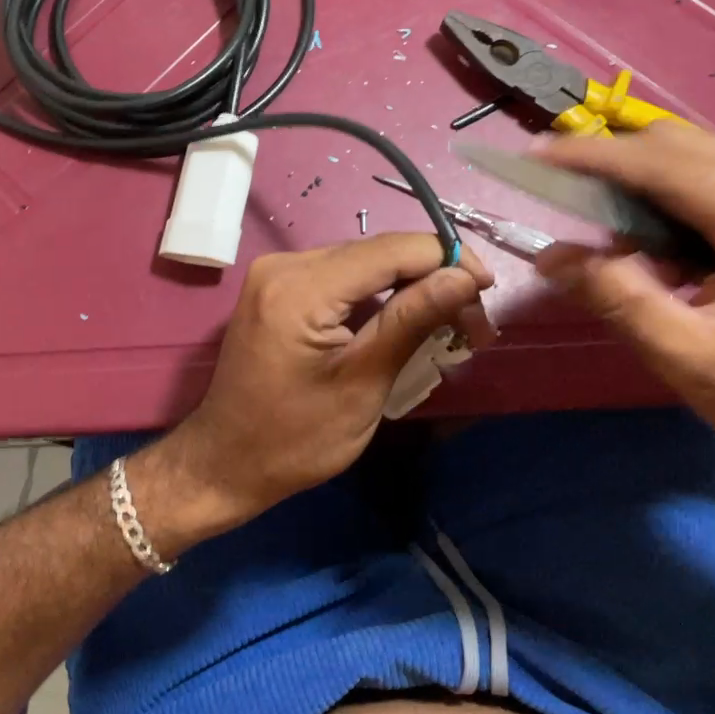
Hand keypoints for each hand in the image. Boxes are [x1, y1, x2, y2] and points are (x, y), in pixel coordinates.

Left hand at [155, 234, 494, 528]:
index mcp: (299, 288)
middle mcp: (284, 265)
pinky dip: (378, 298)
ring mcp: (277, 274)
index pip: (391, 250)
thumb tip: (464, 277)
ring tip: (453, 328)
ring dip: (410, 289)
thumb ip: (412, 322)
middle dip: (433, 279)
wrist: (225, 463)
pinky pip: (341, 279)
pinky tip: (409, 323)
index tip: (489, 291)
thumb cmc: (294, 440)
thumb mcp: (363, 384)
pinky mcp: (278, 289)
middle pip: (378, 253)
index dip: (447, 260)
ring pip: (364, 264)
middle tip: (475, 324)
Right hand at [530, 124, 714, 474]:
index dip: (598, 157)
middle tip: (558, 187)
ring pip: (699, 147)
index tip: (538, 156)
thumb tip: (551, 255)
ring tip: (599, 209)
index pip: (672, 166)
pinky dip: (672, 182)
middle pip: (684, 144)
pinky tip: (652, 222)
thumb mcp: (687, 359)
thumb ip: (619, 299)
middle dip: (613, 159)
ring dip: (641, 170)